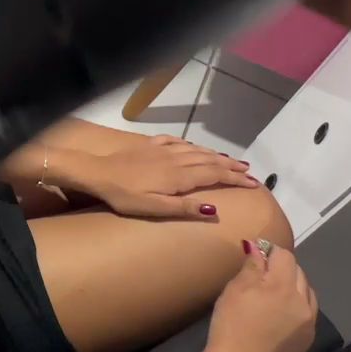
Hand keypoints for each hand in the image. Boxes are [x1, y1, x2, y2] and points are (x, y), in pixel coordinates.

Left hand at [66, 136, 256, 219]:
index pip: (214, 174)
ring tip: (228, 159)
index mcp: (179, 176)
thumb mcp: (154, 208)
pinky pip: (173, 141)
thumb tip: (215, 211)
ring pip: (193, 149)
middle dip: (230, 165)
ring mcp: (159, 150)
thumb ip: (184, 208)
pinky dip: (187, 143)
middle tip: (249, 171)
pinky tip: (190, 144)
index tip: (254, 183)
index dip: (235, 178)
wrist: (96, 173)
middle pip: (208, 160)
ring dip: (213, 153)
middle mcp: (174, 159)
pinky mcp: (146, 145)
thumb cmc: (124, 195)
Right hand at [204, 244, 317, 351]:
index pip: (285, 256)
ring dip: (292, 285)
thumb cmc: (232, 319)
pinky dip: (297, 303)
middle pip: (298, 272)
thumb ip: (252, 266)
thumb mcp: (236, 288)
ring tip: (271, 291)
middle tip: (259, 272)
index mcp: (283, 286)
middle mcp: (303, 302)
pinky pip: (308, 311)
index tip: (254, 255)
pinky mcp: (308, 336)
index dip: (269, 250)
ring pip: (307, 291)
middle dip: (281, 267)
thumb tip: (257, 246)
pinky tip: (279, 311)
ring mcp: (309, 321)